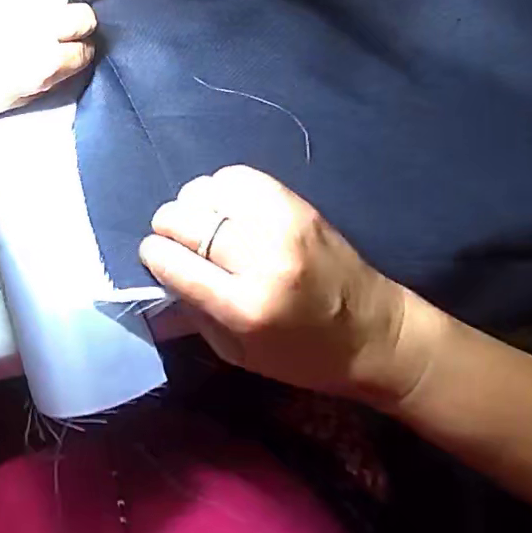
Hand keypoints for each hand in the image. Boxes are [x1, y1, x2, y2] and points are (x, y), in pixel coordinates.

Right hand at [139, 165, 449, 408]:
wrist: (379, 336)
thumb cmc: (303, 357)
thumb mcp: (237, 354)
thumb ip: (190, 312)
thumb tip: (153, 274)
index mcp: (244, 307)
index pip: (170, 261)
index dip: (152, 256)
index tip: (156, 259)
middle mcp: (261, 259)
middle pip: (181, 220)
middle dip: (166, 230)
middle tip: (178, 244)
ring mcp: (281, 224)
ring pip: (203, 191)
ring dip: (192, 208)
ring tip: (205, 225)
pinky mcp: (295, 203)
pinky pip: (234, 175)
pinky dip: (219, 189)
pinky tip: (226, 209)